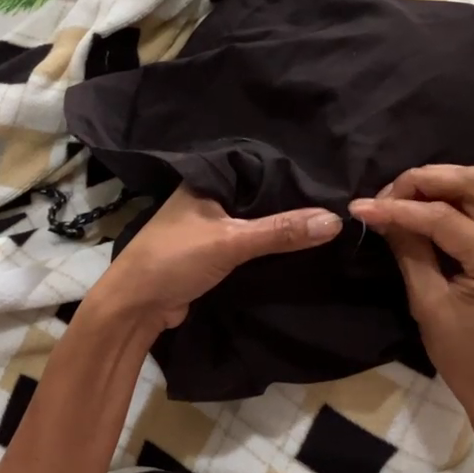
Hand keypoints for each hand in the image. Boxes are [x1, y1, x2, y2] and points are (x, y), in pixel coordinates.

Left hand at [87, 186, 341, 330]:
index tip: (332, 175)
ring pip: (254, 221)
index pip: (258, 165)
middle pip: (259, 195)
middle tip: (338, 200)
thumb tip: (336, 220)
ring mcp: (209, 226)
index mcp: (206, 179)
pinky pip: (248, 244)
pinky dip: (268, 246)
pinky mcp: (212, 254)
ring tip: (327, 220)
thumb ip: (280, 231)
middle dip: (290, 201)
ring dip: (280, 226)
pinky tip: (298, 246)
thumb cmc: (174, 260)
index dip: (291, 170)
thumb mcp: (230, 241)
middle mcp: (207, 197)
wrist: (135, 307)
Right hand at [349, 166, 473, 430]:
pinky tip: (423, 208)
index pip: (445, 218)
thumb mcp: (428, 304)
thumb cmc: (464, 357)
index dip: (399, 207)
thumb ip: (409, 251)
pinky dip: (453, 199)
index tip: (361, 206)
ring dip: (439, 185)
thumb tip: (381, 212)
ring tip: (399, 199)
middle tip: (385, 195)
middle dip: (426, 180)